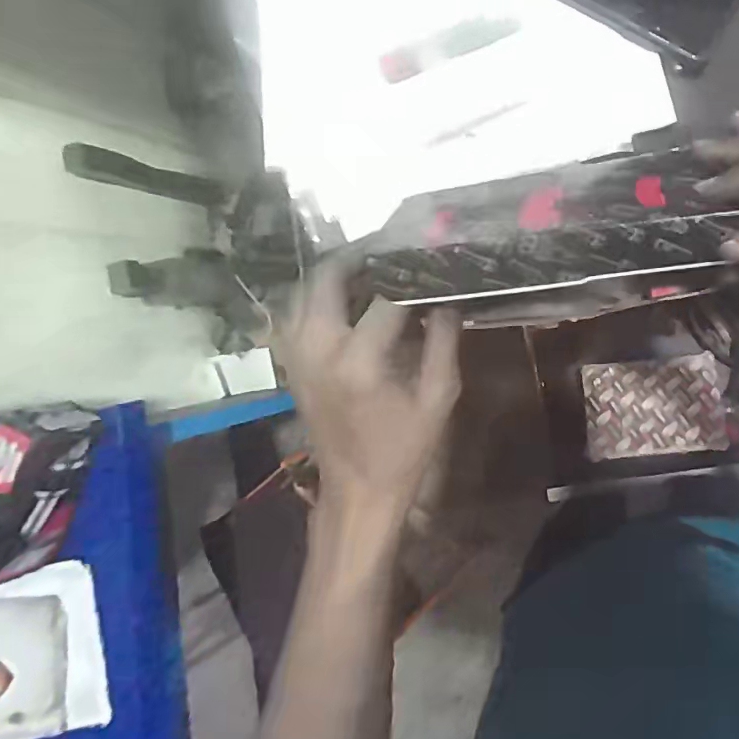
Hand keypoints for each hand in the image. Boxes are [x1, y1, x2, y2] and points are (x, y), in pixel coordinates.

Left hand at [276, 257, 461, 524]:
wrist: (357, 489)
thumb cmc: (406, 449)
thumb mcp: (439, 397)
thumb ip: (443, 342)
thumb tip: (446, 301)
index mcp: (359, 360)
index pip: (386, 297)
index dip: (412, 274)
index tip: (432, 260)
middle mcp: (318, 348)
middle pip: (328, 277)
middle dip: (362, 256)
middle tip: (395, 249)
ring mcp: (297, 355)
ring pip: (306, 290)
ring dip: (339, 273)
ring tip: (376, 268)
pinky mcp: (291, 362)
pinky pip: (298, 311)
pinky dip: (322, 295)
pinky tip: (352, 298)